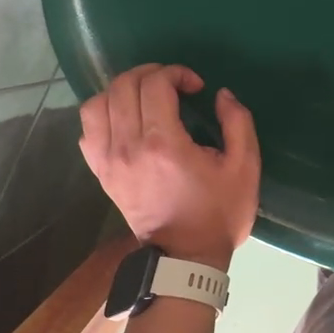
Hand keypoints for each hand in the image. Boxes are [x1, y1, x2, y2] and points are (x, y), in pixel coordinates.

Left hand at [78, 64, 259, 270]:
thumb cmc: (219, 213)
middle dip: (151, 73)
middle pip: (123, 86)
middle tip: (174, 85)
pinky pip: (88, 131)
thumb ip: (238, 123)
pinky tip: (127, 120)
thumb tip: (222, 95)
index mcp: (164, 143)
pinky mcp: (102, 174)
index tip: (196, 87)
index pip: (155, 84)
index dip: (177, 73)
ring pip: (97, 104)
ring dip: (122, 90)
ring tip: (146, 97)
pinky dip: (104, 115)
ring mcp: (109, 162)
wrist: (185, 260)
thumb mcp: (245, 167)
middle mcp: (128, 147)